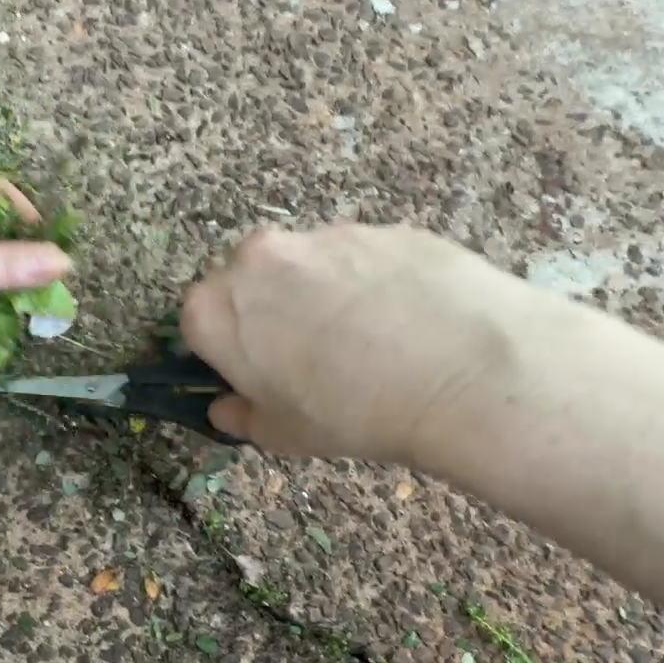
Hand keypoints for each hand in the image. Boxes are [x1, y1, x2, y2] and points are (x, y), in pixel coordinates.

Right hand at [181, 224, 529, 463]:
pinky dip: (373, 281)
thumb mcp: (277, 434)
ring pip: (305, 265)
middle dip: (266, 309)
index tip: (253, 369)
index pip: (198, 322)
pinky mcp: (383, 228)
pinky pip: (363, 257)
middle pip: (246, 282)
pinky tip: (405, 318)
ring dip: (319, 291)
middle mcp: (255, 260)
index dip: (224, 348)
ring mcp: (322, 237)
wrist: (465, 374)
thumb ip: (238, 415)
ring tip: (367, 335)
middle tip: (306, 351)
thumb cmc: (348, 411)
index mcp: (212, 310)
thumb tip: (228, 407)